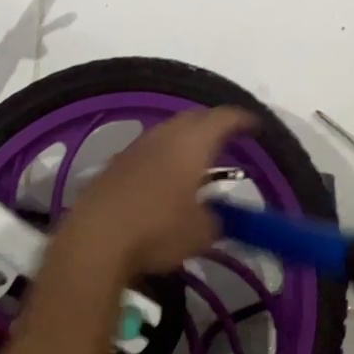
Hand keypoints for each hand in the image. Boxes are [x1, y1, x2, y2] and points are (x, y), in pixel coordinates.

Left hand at [59, 106, 257, 275]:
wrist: (96, 236)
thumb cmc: (157, 229)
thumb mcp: (200, 232)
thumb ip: (215, 220)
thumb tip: (216, 217)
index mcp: (194, 142)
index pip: (225, 118)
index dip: (243, 119)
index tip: (257, 126)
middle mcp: (166, 134)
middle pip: (195, 117)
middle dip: (213, 124)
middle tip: (228, 139)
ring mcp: (138, 146)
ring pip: (170, 131)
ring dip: (186, 140)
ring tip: (198, 160)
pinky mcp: (117, 163)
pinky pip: (150, 149)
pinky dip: (164, 156)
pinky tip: (166, 179)